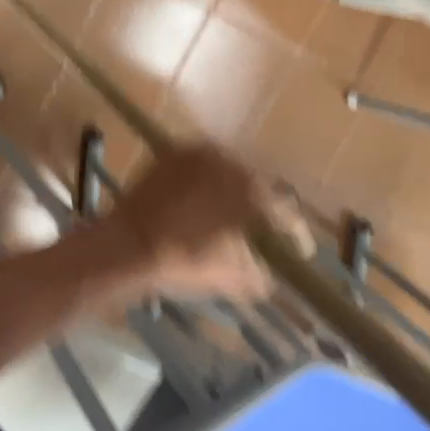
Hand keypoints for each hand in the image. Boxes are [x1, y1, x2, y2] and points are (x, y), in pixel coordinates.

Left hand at [106, 145, 311, 300]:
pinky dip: (206, 176)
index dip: (296, 232)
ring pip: (228, 167)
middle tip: (265, 225)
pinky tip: (204, 194)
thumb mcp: (232, 277)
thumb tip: (266, 274)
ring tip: (235, 208)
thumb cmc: (183, 262)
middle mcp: (227, 164)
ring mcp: (195, 154)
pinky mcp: (169, 153)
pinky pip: (198, 161)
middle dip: (264, 204)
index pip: (285, 210)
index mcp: (250, 192)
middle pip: (257, 183)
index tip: (300, 249)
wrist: (128, 243)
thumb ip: (258, 273)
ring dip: (235, 186)